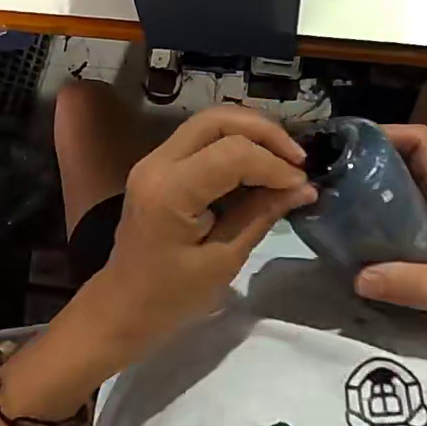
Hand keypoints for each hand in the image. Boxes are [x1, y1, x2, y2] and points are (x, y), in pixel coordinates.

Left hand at [70, 105, 316, 361]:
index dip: (273, 164)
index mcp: (169, 191)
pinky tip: (260, 164)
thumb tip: (304, 187)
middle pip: (218, 120)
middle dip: (265, 131)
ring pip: (210, 122)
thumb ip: (261, 215)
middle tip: (297, 159)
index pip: (232, 154)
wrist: (122, 305)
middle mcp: (157, 163)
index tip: (301, 184)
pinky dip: (236, 142)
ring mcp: (154, 160)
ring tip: (284, 159)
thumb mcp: (223, 260)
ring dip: (252, 132)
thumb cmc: (170, 296)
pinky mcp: (159, 164)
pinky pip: (202, 138)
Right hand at [353, 125, 426, 351]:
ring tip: (346, 190)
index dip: (390, 132)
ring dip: (383, 179)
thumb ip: (404, 283)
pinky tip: (368, 225)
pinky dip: (391, 205)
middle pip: (416, 156)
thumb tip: (356, 277)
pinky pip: (416, 206)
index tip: (354, 142)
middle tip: (340, 167)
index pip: (425, 142)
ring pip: (415, 181)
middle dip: (378, 154)